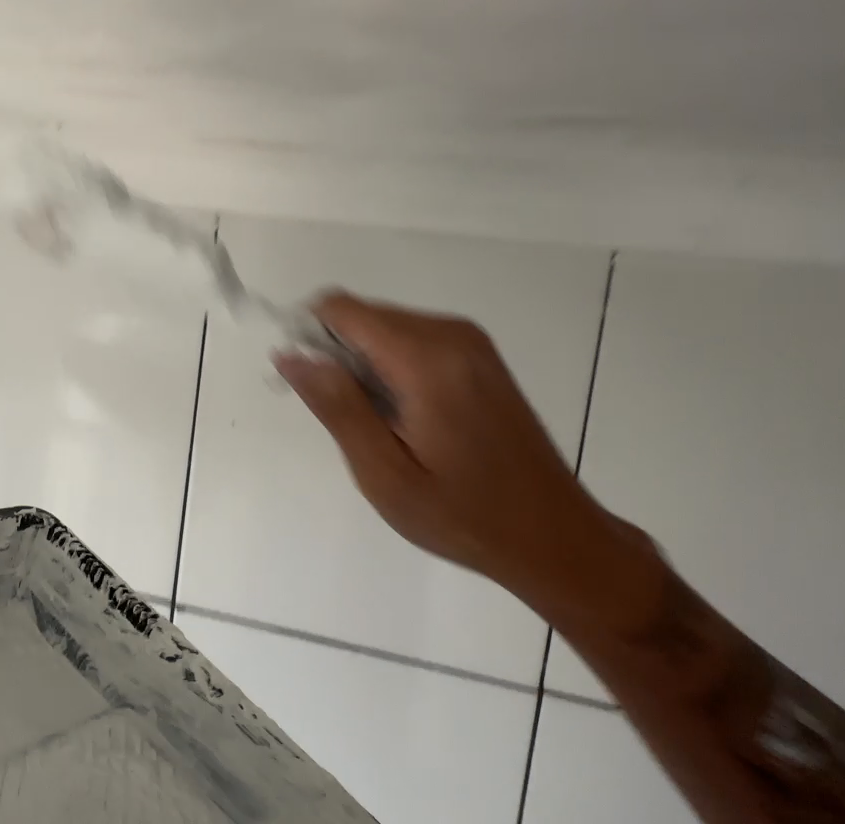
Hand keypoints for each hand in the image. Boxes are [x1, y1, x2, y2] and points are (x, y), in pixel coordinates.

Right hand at [274, 291, 657, 629]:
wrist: (554, 538)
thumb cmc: (463, 515)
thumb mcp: (384, 473)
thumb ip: (336, 405)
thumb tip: (290, 353)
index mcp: (426, 359)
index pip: (340, 308)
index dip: (309, 338)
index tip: (310, 391)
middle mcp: (451, 334)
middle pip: (361, 316)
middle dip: (338, 358)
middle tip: (351, 425)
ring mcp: (470, 343)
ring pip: (383, 328)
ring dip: (365, 368)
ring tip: (383, 429)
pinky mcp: (479, 356)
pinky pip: (411, 341)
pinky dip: (392, 370)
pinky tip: (408, 421)